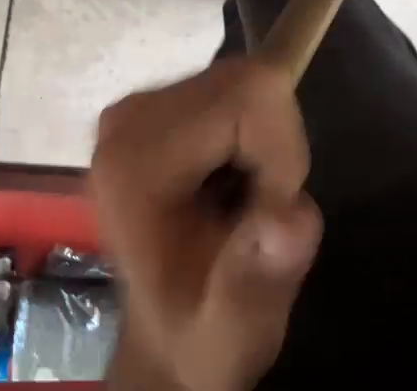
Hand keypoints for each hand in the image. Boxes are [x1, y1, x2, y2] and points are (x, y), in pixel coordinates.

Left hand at [92, 59, 322, 390]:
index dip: (281, 152)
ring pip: (247, 81)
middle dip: (276, 146)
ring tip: (243, 201)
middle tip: (256, 212)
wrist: (164, 331)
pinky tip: (229, 181)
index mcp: (134, 162)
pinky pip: (236, 89)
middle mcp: (128, 119)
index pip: (249, 95)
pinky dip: (254, 132)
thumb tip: (288, 217)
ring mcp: (140, 105)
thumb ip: (255, 280)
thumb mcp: (232, 334)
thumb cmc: (198, 333)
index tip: (267, 215)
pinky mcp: (156, 102)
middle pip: (249, 82)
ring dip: (268, 140)